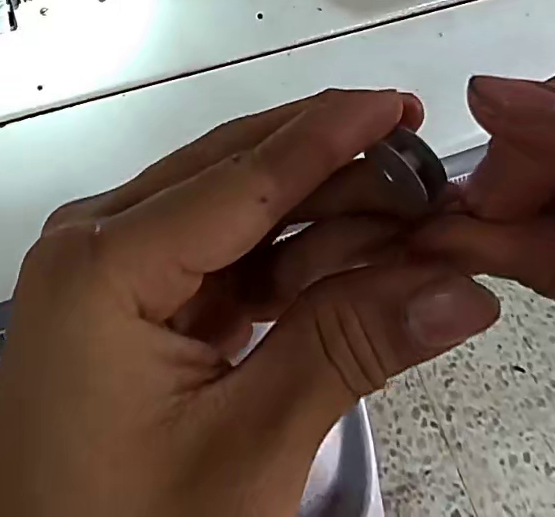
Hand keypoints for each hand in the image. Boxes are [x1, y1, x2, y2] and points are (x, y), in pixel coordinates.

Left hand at [0, 90, 498, 516]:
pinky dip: (285, 258)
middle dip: (331, 168)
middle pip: (235, 178)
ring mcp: (110, 264)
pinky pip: (218, 255)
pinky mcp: (130, 296)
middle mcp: (97, 239)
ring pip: (232, 212)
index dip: (328, 135)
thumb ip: (348, 350)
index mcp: (102, 261)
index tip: (393, 102)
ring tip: (401, 209)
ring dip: (318, 214)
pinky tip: (348, 254)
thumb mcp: (244, 452)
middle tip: (416, 158)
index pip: (241, 178)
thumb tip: (457, 287)